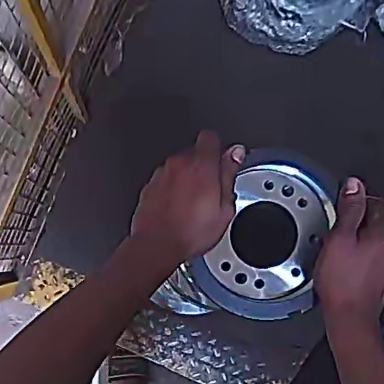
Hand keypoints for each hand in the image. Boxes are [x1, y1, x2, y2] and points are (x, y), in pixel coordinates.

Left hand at [129, 130, 243, 267]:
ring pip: (179, 168)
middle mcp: (178, 164)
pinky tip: (178, 209)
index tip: (222, 162)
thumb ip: (229, 174)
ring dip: (186, 179)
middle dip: (203, 168)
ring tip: (192, 205)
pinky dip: (171, 190)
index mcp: (200, 165)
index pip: (210, 137)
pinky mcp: (149, 186)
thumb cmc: (190, 231)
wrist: (157, 245)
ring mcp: (161, 174)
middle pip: (194, 153)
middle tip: (210, 192)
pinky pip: (165, 181)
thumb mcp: (224, 207)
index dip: (218, 148)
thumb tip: (235, 155)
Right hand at [315, 177, 383, 331]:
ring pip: (379, 240)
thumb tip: (354, 186)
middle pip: (378, 221)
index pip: (375, 203)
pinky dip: (367, 257)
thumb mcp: (339, 238)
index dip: (353, 208)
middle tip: (338, 239)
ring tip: (343, 255)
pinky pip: (380, 256)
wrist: (350, 316)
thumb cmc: (343, 282)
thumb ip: (349, 209)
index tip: (340, 217)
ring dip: (363, 242)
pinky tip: (352, 267)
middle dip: (359, 225)